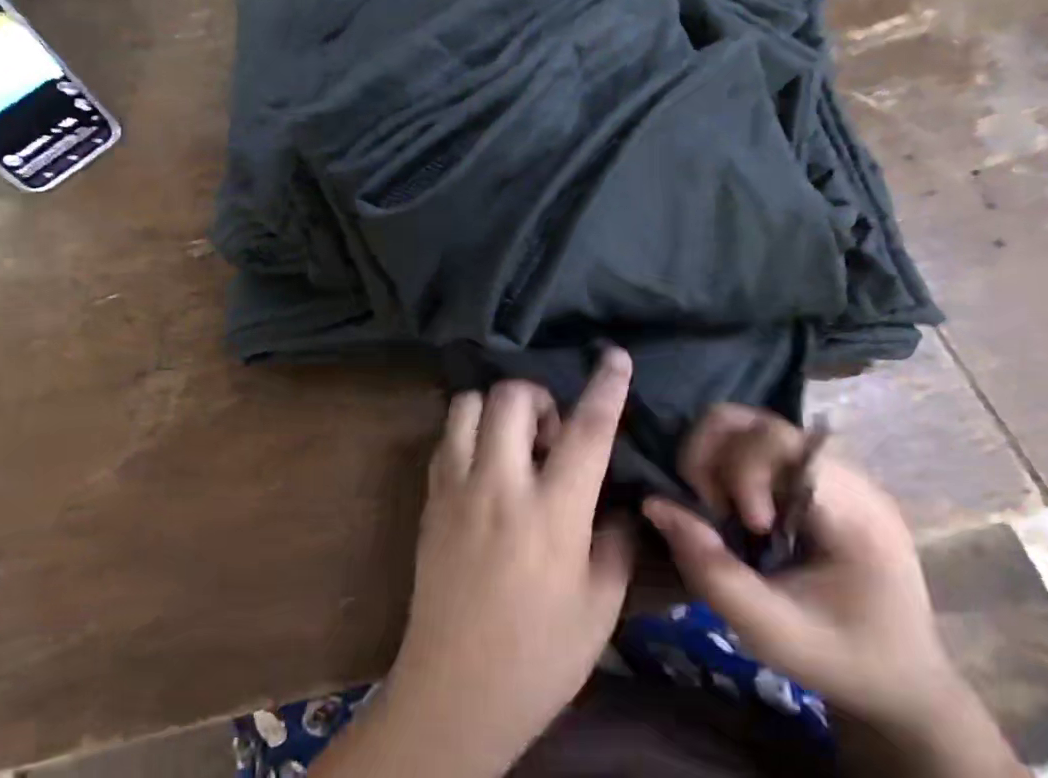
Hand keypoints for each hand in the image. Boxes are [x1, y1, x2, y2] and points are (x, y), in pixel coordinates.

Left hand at [318, 351, 636, 777]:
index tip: (614, 356)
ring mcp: (456, 489)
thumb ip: (615, 543)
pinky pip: (445, 440)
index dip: (605, 387)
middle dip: (538, 397)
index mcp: (553, 513)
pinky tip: (485, 467)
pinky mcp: (429, 501)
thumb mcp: (600, 605)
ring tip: (514, 445)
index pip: (586, 431)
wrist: (456, 691)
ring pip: (466, 406)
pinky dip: (468, 434)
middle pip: (511, 397)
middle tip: (552, 436)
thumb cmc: (541, 656)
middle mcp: (500, 486)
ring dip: (496, 410)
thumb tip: (618, 504)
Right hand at [641, 405, 954, 728]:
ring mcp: (831, 471)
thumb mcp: (771, 631)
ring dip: (716, 460)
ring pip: (750, 427)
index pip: (779, 442)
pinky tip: (733, 510)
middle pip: (756, 423)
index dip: (740, 471)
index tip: (745, 528)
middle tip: (713, 511)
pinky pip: (757, 446)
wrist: (902, 681)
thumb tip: (654, 503)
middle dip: (714, 458)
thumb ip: (711, 568)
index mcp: (852, 508)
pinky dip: (728, 466)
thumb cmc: (841, 659)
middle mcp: (845, 473)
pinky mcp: (816, 477)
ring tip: (720, 510)